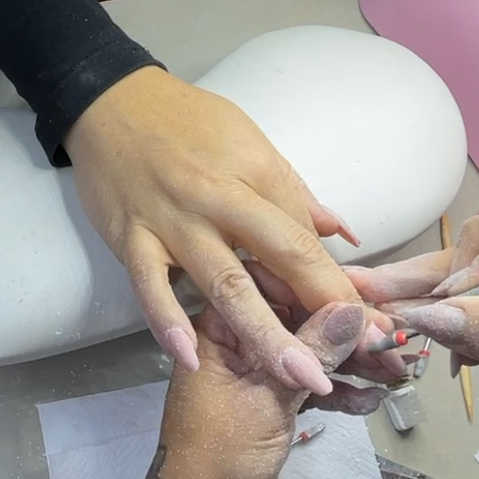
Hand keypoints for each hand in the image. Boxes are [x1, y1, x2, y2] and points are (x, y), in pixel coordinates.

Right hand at [67, 66, 390, 394]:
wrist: (109, 102)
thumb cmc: (185, 121)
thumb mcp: (249, 141)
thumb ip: (293, 193)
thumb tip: (342, 233)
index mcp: (256, 173)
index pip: (305, 236)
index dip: (339, 284)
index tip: (369, 325)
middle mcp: (219, 198)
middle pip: (278, 256)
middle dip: (320, 309)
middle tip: (360, 357)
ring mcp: (173, 222)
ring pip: (222, 281)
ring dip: (262, 331)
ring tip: (294, 376)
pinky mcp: (132, 238)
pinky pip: (150, 286)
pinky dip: (167, 322)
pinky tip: (189, 359)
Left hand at [155, 300, 383, 478]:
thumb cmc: (219, 454)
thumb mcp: (269, 398)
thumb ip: (312, 352)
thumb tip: (354, 309)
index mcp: (219, 327)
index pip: (274, 287)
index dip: (322, 292)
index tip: (369, 306)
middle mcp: (238, 342)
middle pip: (300, 320)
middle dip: (347, 333)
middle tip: (394, 347)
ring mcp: (257, 373)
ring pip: (311, 355)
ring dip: (352, 364)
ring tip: (396, 375)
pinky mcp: (273, 401)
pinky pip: (311, 386)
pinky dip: (339, 392)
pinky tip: (371, 400)